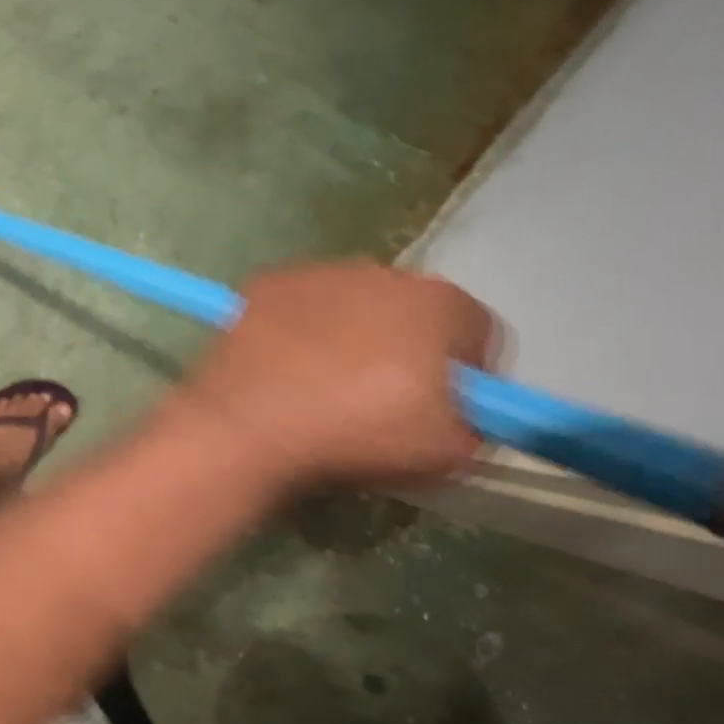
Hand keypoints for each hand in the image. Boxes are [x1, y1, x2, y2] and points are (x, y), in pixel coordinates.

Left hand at [181, 262, 495, 490]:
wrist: (250, 426)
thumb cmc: (359, 435)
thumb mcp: (451, 451)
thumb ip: (471, 421)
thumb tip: (458, 414)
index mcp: (441, 302)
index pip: (473, 332)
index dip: (463, 372)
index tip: (441, 407)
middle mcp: (380, 272)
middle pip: (407, 311)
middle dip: (402, 347)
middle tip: (377, 397)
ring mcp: (314, 275)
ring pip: (347, 305)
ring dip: (345, 334)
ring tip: (321, 383)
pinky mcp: (260, 287)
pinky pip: (293, 309)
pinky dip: (293, 330)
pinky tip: (282, 367)